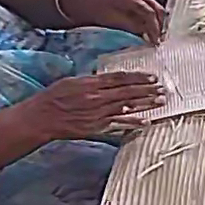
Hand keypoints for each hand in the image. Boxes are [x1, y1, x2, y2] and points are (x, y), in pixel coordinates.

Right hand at [18, 71, 165, 139]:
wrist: (41, 118)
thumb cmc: (53, 97)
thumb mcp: (72, 81)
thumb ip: (93, 81)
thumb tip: (110, 79)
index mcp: (90, 84)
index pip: (120, 78)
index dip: (138, 77)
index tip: (152, 77)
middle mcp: (96, 97)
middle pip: (128, 92)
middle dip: (148, 90)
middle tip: (163, 88)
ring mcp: (98, 113)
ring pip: (127, 107)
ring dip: (146, 104)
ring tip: (161, 101)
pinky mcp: (98, 127)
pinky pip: (119, 124)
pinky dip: (133, 122)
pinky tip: (147, 121)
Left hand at [57, 0, 166, 43]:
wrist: (85, 2)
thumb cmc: (96, 11)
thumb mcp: (113, 21)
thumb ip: (132, 26)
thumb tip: (146, 34)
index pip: (150, 13)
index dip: (155, 29)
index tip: (156, 41)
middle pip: (157, 9)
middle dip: (161, 25)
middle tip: (160, 39)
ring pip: (156, 8)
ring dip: (159, 22)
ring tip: (158, 35)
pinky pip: (151, 8)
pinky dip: (154, 19)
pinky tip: (152, 29)